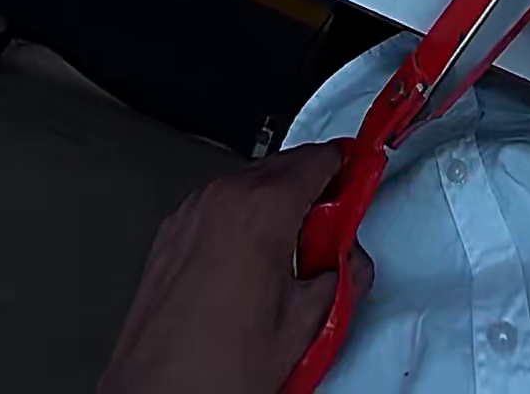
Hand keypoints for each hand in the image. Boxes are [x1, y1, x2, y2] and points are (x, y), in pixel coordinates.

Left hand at [99, 141, 374, 393]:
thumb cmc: (215, 370)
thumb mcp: (304, 325)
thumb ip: (342, 277)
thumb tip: (352, 259)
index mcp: (264, 208)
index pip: (318, 158)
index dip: (343, 166)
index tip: (355, 174)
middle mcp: (227, 195)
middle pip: (286, 164)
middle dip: (313, 185)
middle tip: (330, 221)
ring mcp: (195, 208)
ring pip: (252, 179)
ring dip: (277, 197)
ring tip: (287, 248)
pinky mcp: (174, 226)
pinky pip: (222, 200)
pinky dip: (242, 211)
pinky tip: (249, 256)